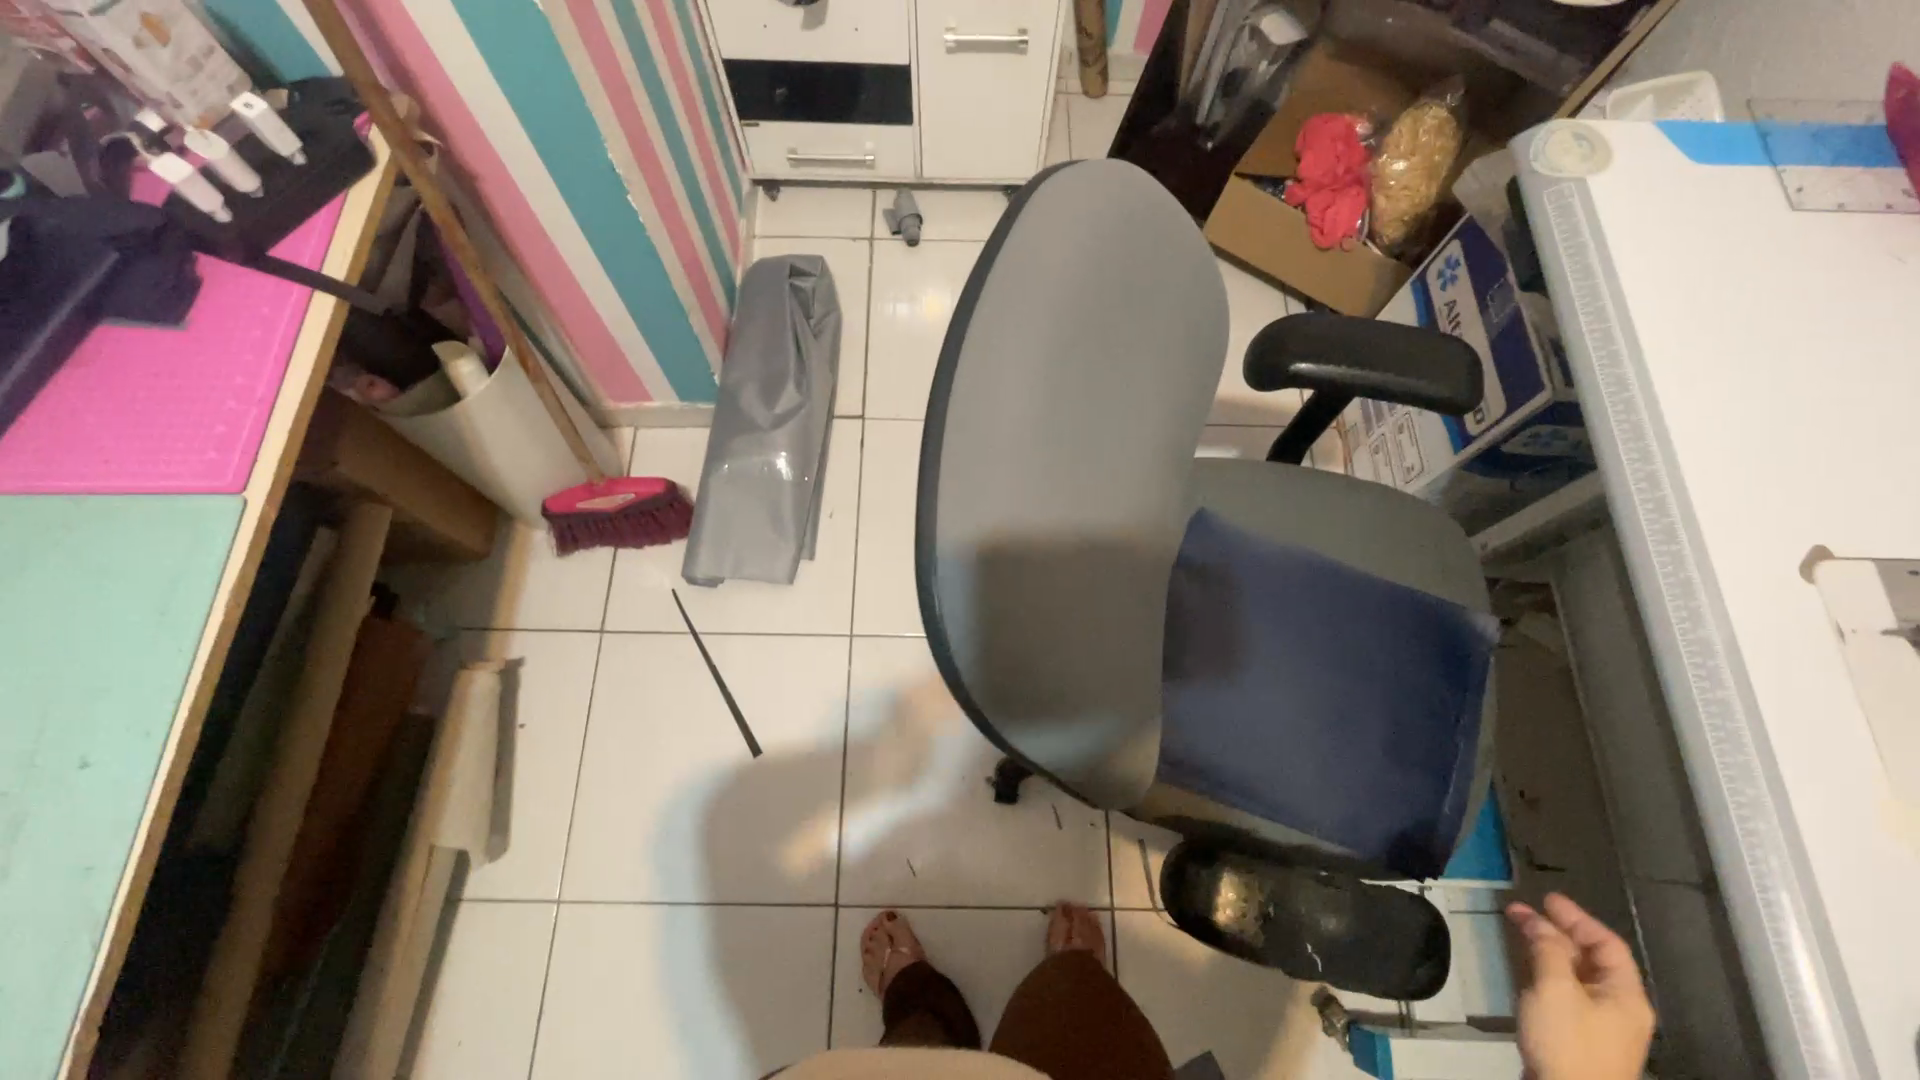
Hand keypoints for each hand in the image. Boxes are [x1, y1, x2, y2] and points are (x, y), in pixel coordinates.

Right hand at [1506, 893, 1654, 1079]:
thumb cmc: (1567, 1041)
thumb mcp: (1555, 989)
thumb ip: (1548, 950)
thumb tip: (1540, 922)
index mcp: (1625, 996)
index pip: (1607, 945)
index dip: (1577, 918)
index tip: (1547, 899)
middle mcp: (1620, 1009)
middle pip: (1593, 960)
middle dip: (1558, 932)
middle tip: (1523, 912)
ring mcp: (1603, 1027)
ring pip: (1579, 977)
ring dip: (1551, 951)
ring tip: (1521, 933)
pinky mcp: (1582, 1039)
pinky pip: (1569, 995)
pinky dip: (1550, 974)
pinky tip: (1530, 971)